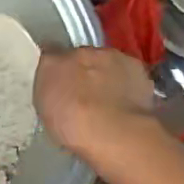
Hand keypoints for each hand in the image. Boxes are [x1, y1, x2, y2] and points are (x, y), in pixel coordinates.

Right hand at [35, 46, 156, 156]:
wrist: (115, 131)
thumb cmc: (72, 126)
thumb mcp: (46, 112)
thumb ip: (49, 90)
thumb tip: (55, 81)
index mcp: (53, 63)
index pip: (50, 55)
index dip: (55, 68)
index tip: (58, 82)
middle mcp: (81, 51)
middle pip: (81, 56)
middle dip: (82, 71)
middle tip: (85, 95)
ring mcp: (111, 56)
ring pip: (106, 62)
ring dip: (105, 74)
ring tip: (109, 99)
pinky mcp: (137, 67)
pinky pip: (127, 71)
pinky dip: (126, 81)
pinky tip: (127, 100)